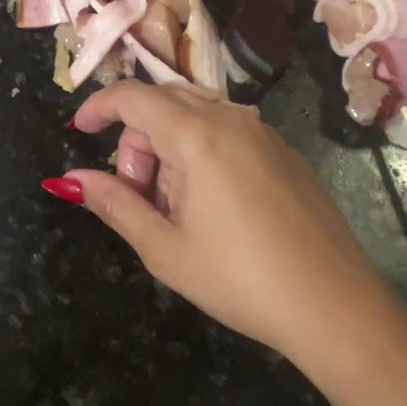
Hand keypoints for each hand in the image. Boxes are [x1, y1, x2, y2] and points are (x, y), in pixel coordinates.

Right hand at [57, 82, 389, 357]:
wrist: (338, 309)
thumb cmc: (241, 279)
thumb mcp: (164, 248)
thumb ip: (114, 203)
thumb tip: (68, 178)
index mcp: (195, 135)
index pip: (131, 96)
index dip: (97, 107)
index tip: (78, 131)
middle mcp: (230, 118)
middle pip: (162, 102)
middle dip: (135, 138)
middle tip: (135, 193)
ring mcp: (263, 132)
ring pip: (196, 114)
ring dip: (169, 145)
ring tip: (176, 205)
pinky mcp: (286, 153)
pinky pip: (228, 130)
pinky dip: (203, 150)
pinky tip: (215, 205)